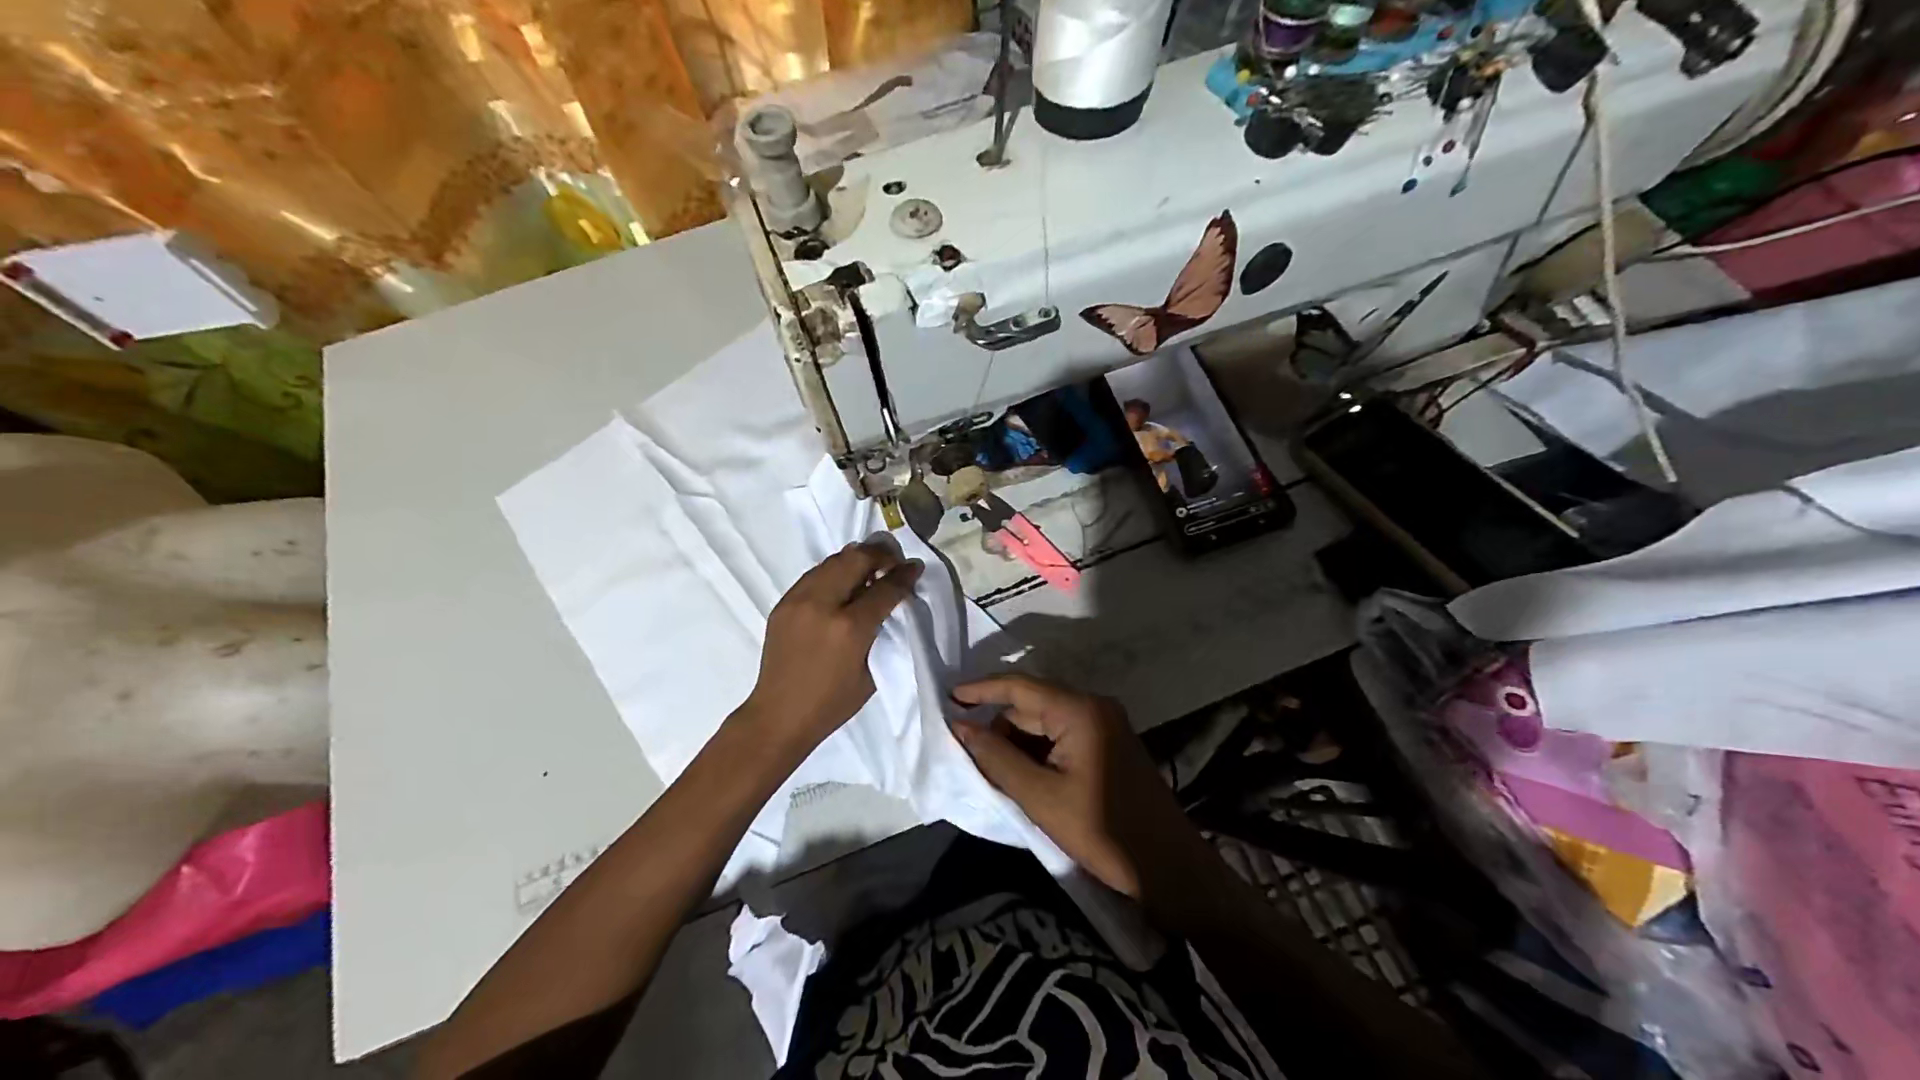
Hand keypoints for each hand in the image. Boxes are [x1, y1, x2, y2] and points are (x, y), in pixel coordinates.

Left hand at [743, 540, 922, 754]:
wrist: (780, 715)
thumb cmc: (832, 702)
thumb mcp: (870, 672)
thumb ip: (881, 631)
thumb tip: (889, 600)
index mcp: (849, 628)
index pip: (884, 588)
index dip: (904, 574)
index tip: (915, 567)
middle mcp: (821, 604)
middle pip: (856, 559)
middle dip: (880, 555)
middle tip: (893, 562)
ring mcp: (798, 600)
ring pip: (833, 561)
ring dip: (856, 560)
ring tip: (870, 570)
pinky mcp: (783, 603)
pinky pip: (814, 574)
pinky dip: (835, 571)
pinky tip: (844, 584)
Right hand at [950, 675, 1199, 897]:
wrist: (1169, 868)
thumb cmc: (1103, 832)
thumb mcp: (1040, 797)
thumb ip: (996, 757)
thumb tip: (960, 726)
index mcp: (1080, 710)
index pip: (1019, 687)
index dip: (981, 690)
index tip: (947, 699)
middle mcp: (1094, 706)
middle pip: (1031, 705)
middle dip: (998, 727)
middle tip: (967, 755)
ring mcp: (1105, 724)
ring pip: (1044, 723)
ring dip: (1016, 743)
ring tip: (991, 773)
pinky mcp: (1108, 744)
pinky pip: (1062, 736)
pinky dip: (1037, 752)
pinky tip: (1020, 776)